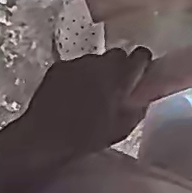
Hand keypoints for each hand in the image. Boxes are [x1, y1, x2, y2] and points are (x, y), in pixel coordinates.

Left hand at [17, 48, 152, 158]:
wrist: (46, 137)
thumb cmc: (88, 136)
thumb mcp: (122, 127)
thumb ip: (139, 106)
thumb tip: (145, 97)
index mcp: (120, 76)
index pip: (141, 55)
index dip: (142, 64)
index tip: (141, 74)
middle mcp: (100, 63)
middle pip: (117, 54)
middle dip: (120, 67)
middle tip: (117, 87)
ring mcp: (77, 63)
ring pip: (95, 60)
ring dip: (98, 72)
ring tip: (92, 93)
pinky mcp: (58, 67)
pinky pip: (75, 66)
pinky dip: (78, 76)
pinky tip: (73, 94)